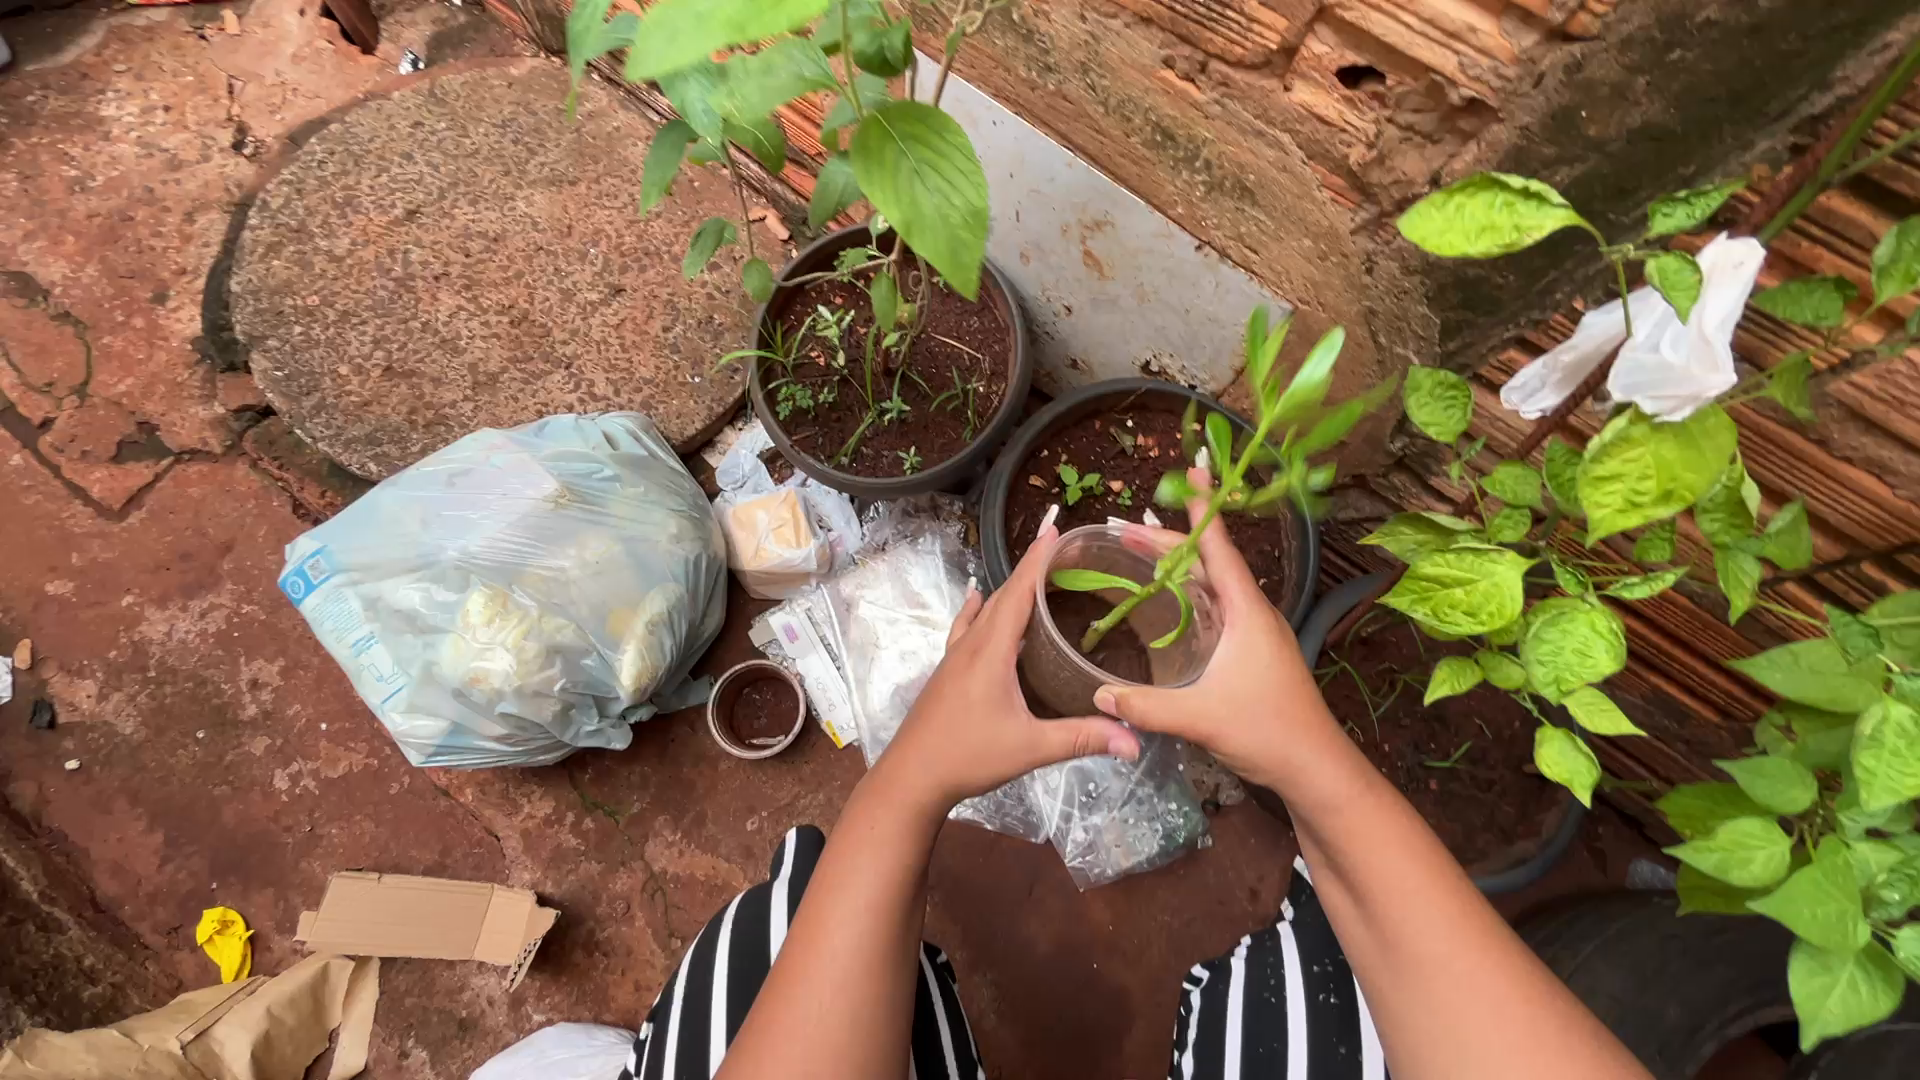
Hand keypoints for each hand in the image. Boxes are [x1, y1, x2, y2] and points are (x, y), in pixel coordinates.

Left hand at [876, 511, 1140, 811]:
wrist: (912, 776)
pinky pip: (966, 627)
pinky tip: (977, 599)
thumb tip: (1134, 740)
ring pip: (985, 610)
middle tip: (1059, 549)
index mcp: (991, 650)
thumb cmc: (968, 755)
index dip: (1037, 560)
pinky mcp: (948, 670)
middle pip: (1003, 595)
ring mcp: (955, 656)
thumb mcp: (1030, 747)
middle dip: (1030, 568)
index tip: (1054, 529)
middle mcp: (972, 644)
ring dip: (1009, 589)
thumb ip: (1082, 738)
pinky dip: (978, 609)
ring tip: (1033, 574)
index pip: (1019, 592)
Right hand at [1092, 468, 1345, 791]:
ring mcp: (1254, 631)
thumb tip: (1097, 694)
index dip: (1203, 508)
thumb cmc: (1266, 731)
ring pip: (1212, 583)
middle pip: (1208, 562)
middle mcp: (1252, 612)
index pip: (1220, 548)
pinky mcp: (1250, 650)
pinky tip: (1165, 602)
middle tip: (1126, 528)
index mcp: (1246, 612)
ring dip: (1178, 565)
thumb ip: (1145, 705)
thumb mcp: (1200, 717)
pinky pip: (1214, 606)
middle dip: (1168, 540)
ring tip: (1139, 551)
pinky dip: (1187, 592)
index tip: (1194, 467)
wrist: (1315, 767)